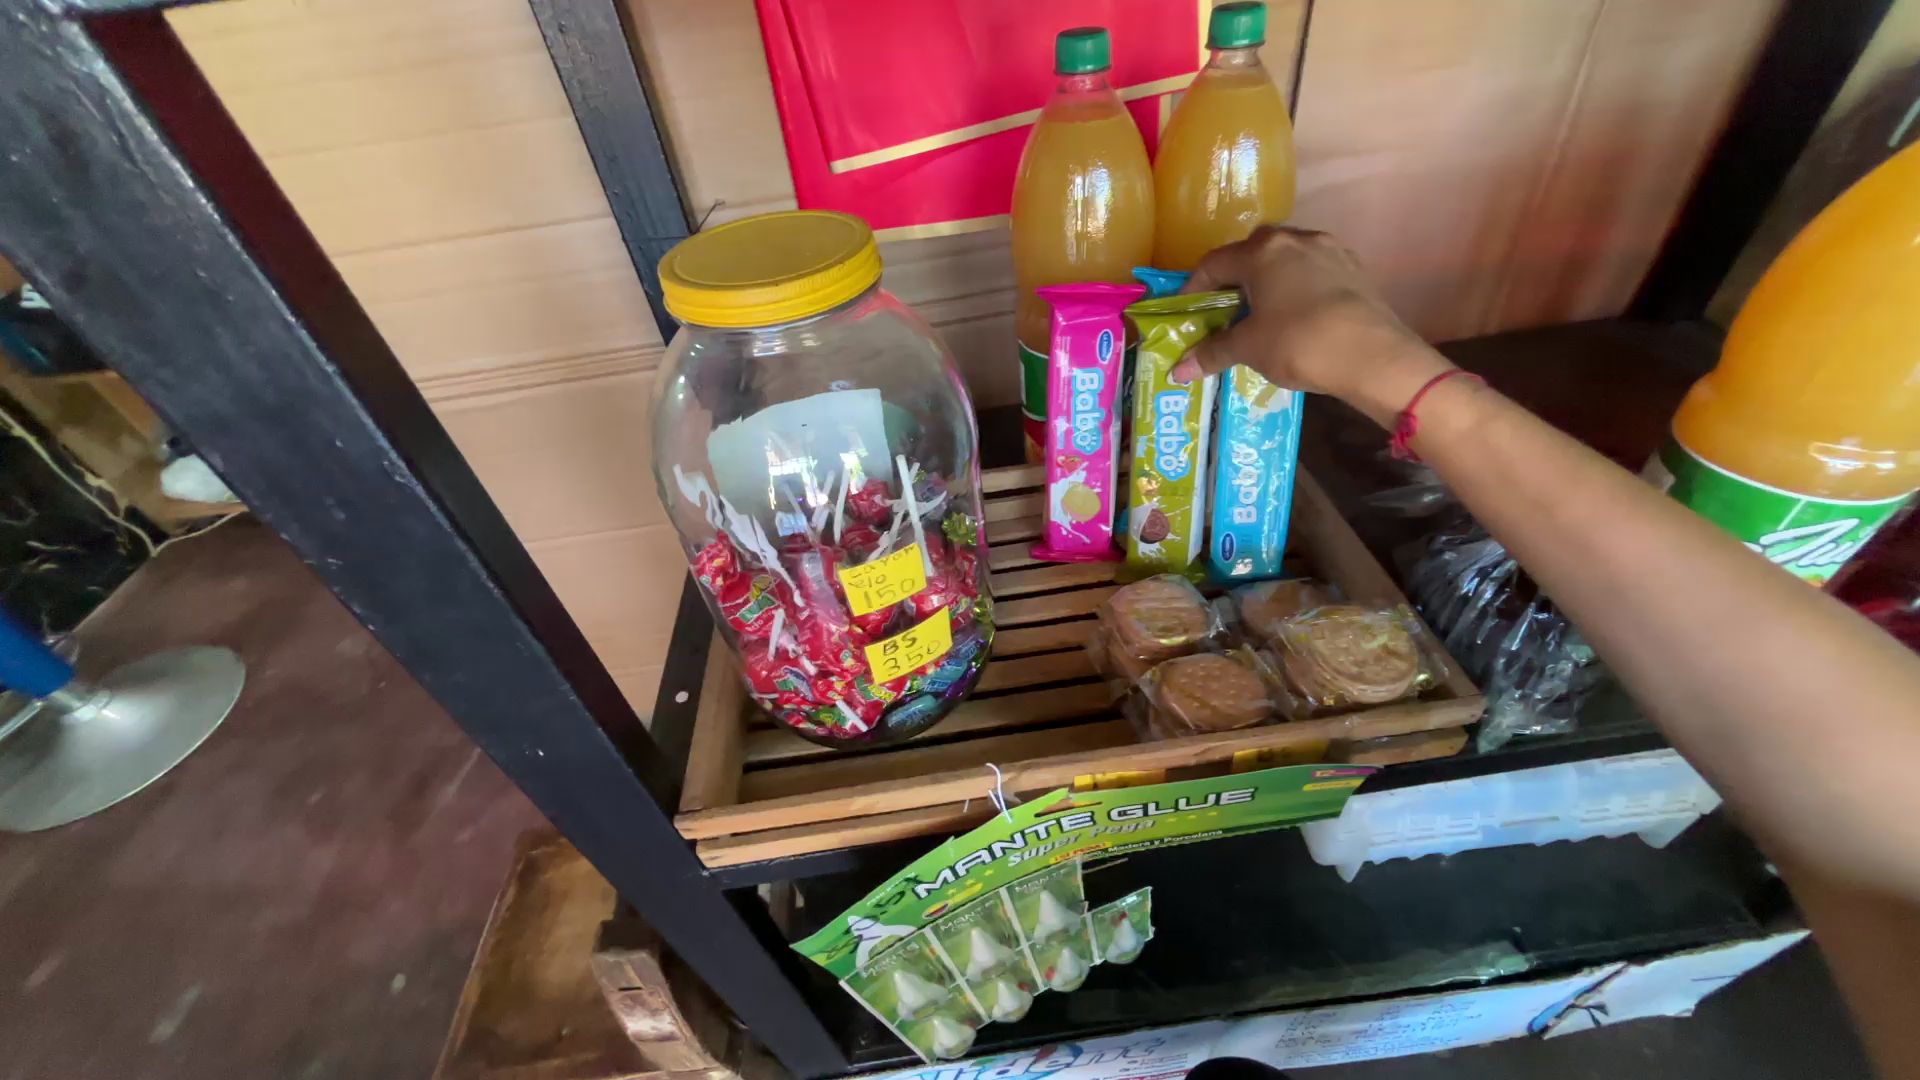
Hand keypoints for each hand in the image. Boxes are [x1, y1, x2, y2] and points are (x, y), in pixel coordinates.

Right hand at [1169, 226, 1452, 424]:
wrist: (1372, 354)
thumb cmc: (1297, 342)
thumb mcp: (1248, 349)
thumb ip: (1212, 353)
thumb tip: (1178, 370)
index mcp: (1262, 252)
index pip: (1214, 262)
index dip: (1194, 286)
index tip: (1187, 310)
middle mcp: (1295, 239)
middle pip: (1252, 251)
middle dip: (1234, 277)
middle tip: (1224, 307)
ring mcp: (1329, 250)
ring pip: (1286, 258)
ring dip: (1268, 279)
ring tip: (1260, 311)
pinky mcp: (1354, 268)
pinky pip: (1312, 271)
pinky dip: (1296, 287)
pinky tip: (1295, 314)